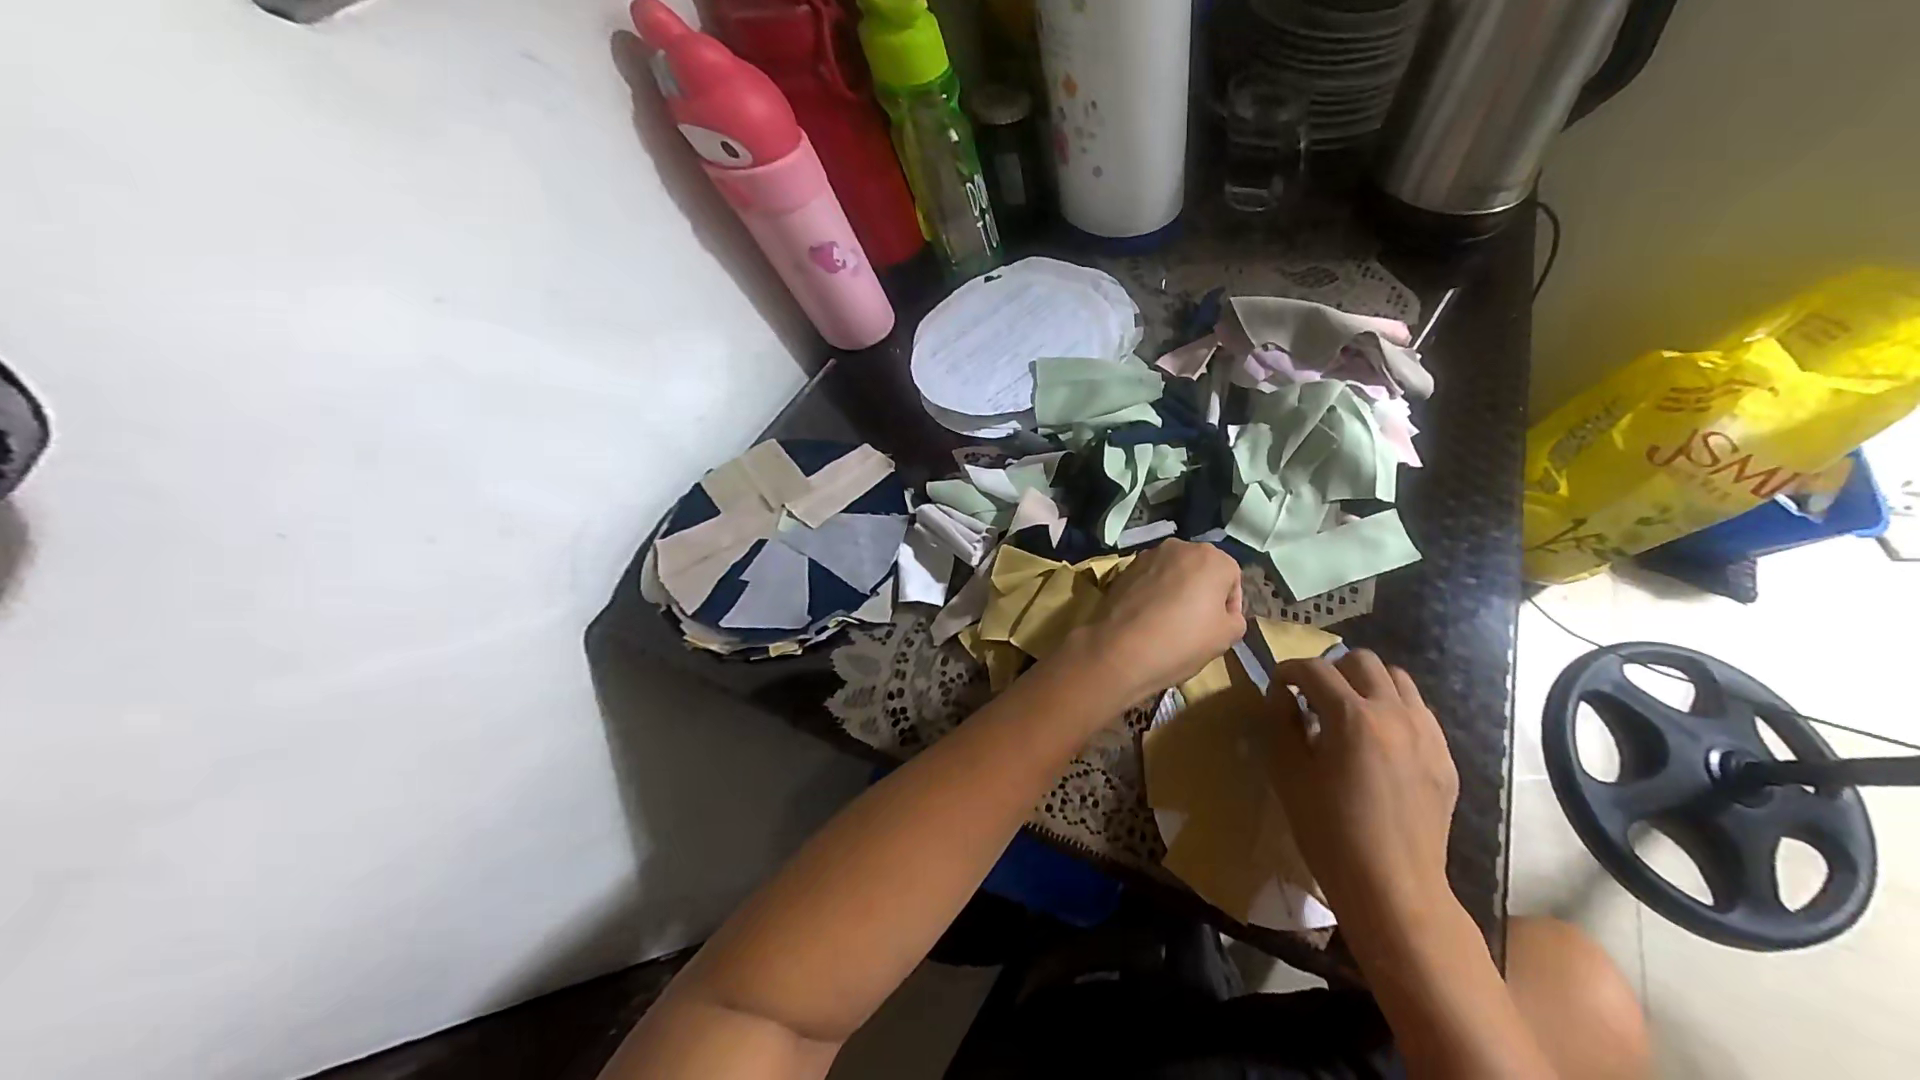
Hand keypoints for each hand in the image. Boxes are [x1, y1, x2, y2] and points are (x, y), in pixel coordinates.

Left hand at [1056, 539, 1243, 704]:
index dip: (1230, 605)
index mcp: (1211, 557)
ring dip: (1177, 590)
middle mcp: (1180, 547)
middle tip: (1198, 623)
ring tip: (1171, 621)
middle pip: (1201, 569)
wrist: (1119, 650)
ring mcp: (1148, 556)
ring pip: (1173, 572)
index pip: (1232, 578)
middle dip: (1203, 592)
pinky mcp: (1124, 569)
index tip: (1220, 627)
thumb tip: (1225, 613)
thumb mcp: (1226, 637)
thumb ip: (1235, 618)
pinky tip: (1148, 617)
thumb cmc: (1181, 641)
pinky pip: (1149, 579)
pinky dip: (1153, 593)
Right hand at [1265, 651, 1459, 931]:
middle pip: (1361, 661)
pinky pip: (1419, 711)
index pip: (1315, 669)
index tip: (1277, 686)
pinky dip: (1393, 708)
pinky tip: (1377, 738)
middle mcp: (1395, 714)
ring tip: (1347, 711)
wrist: (1391, 885)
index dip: (1289, 671)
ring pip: (1397, 679)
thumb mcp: (1288, 772)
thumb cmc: (1328, 830)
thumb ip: (1281, 721)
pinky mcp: (1444, 757)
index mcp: (1353, 717)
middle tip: (1312, 696)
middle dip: (1331, 669)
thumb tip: (1283, 694)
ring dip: (1366, 684)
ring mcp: (1427, 734)